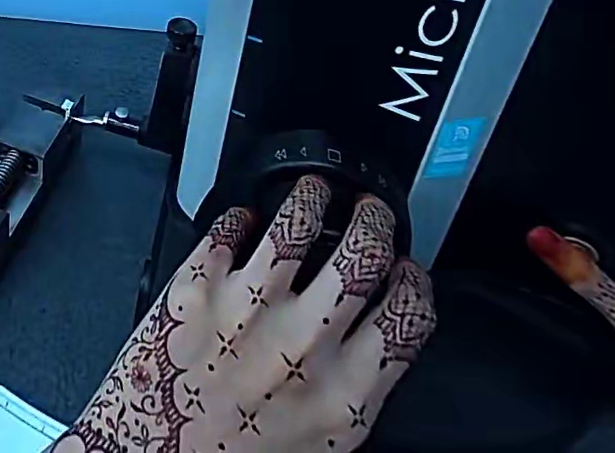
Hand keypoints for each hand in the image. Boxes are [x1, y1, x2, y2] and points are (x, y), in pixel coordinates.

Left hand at [52, 175, 435, 452]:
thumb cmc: (233, 452)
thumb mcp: (315, 440)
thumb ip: (348, 388)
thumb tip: (370, 339)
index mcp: (341, 395)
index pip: (406, 320)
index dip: (415, 283)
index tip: (405, 266)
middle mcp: (301, 346)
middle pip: (361, 256)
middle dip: (374, 221)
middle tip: (368, 209)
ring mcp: (249, 308)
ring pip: (296, 223)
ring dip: (309, 197)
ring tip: (311, 189)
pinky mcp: (199, 284)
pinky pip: (229, 226)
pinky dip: (239, 215)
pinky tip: (243, 217)